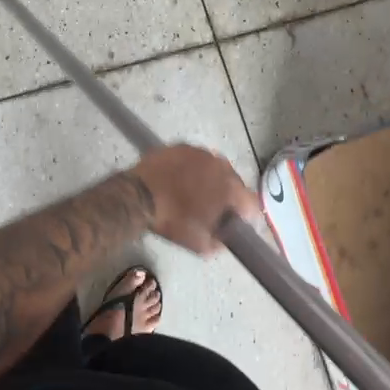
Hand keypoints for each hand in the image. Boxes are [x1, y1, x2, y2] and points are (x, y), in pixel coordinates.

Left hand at [126, 144, 262, 254]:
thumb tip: (223, 238)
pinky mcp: (179, 145)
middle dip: (229, 195)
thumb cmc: (173, 221)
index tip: (238, 223)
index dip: (247, 216)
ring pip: (214, 167)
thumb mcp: (200, 243)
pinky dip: (191, 168)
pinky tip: (180, 179)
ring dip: (210, 179)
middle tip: (216, 209)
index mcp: (230, 187)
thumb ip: (220, 242)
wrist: (138, 195)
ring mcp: (199, 152)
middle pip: (234, 182)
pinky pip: (193, 159)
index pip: (251, 203)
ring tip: (196, 192)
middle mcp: (220, 164)